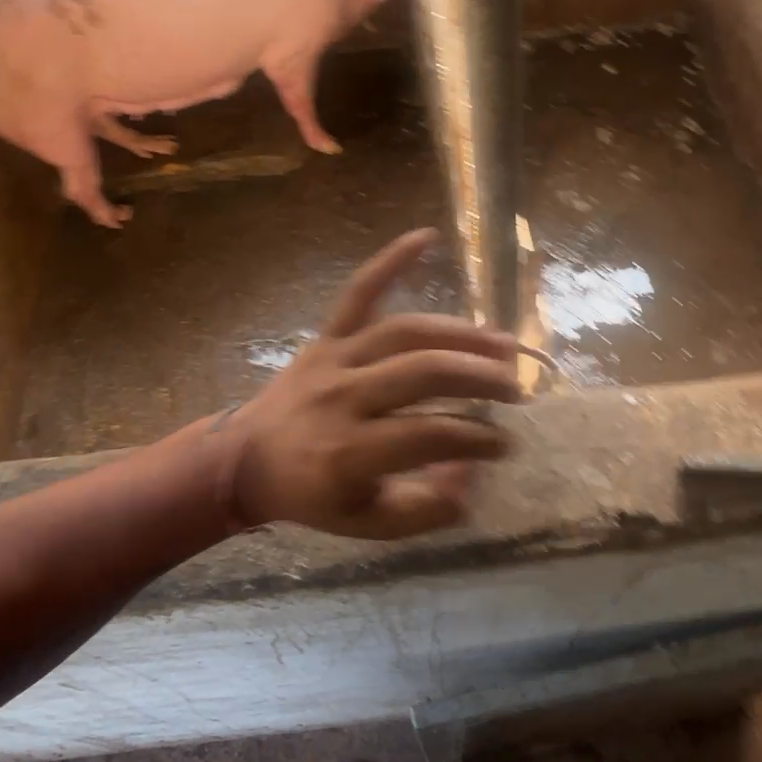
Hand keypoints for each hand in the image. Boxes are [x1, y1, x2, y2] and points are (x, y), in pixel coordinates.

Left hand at [228, 229, 521, 538]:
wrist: (245, 459)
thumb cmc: (314, 494)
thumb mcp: (369, 523)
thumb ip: (425, 509)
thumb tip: (471, 475)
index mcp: (351, 452)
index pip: (430, 435)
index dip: (477, 439)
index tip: (505, 444)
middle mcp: (344, 397)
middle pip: (423, 374)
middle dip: (479, 378)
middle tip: (515, 389)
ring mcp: (334, 359)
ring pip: (404, 333)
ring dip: (459, 333)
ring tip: (503, 343)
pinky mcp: (325, 337)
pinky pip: (357, 293)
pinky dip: (390, 262)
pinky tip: (426, 237)